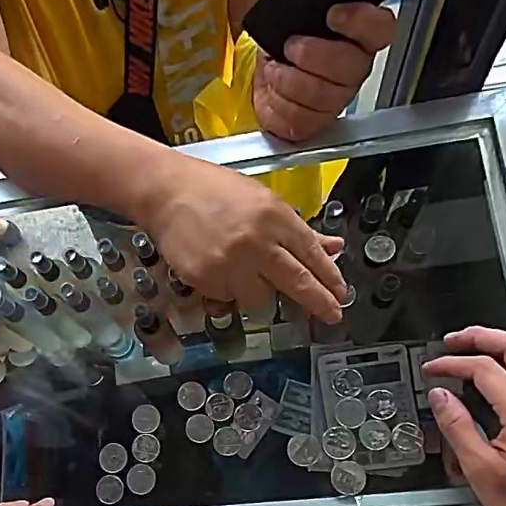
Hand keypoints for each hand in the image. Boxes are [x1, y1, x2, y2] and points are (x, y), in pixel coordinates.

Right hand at [141, 149, 348, 321]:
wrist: (164, 191)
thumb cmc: (214, 190)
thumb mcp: (262, 200)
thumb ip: (298, 229)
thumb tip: (332, 247)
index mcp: (274, 215)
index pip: (311, 253)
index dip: (330, 277)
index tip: (341, 293)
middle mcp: (256, 241)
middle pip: (298, 282)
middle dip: (319, 302)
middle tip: (333, 315)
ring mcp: (231, 263)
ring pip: (262, 298)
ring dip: (260, 291)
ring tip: (243, 268)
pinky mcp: (207, 279)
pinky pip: (230, 298)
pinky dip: (230, 289)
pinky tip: (220, 266)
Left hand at [254, 3, 397, 142]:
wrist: (264, 57)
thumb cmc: (285, 28)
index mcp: (358, 33)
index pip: (381, 28)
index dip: (360, 22)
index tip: (333, 14)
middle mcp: (353, 69)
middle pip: (350, 69)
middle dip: (312, 54)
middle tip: (290, 45)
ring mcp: (335, 99)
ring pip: (322, 97)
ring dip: (289, 80)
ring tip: (275, 67)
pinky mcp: (312, 122)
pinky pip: (301, 120)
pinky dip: (278, 102)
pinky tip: (274, 87)